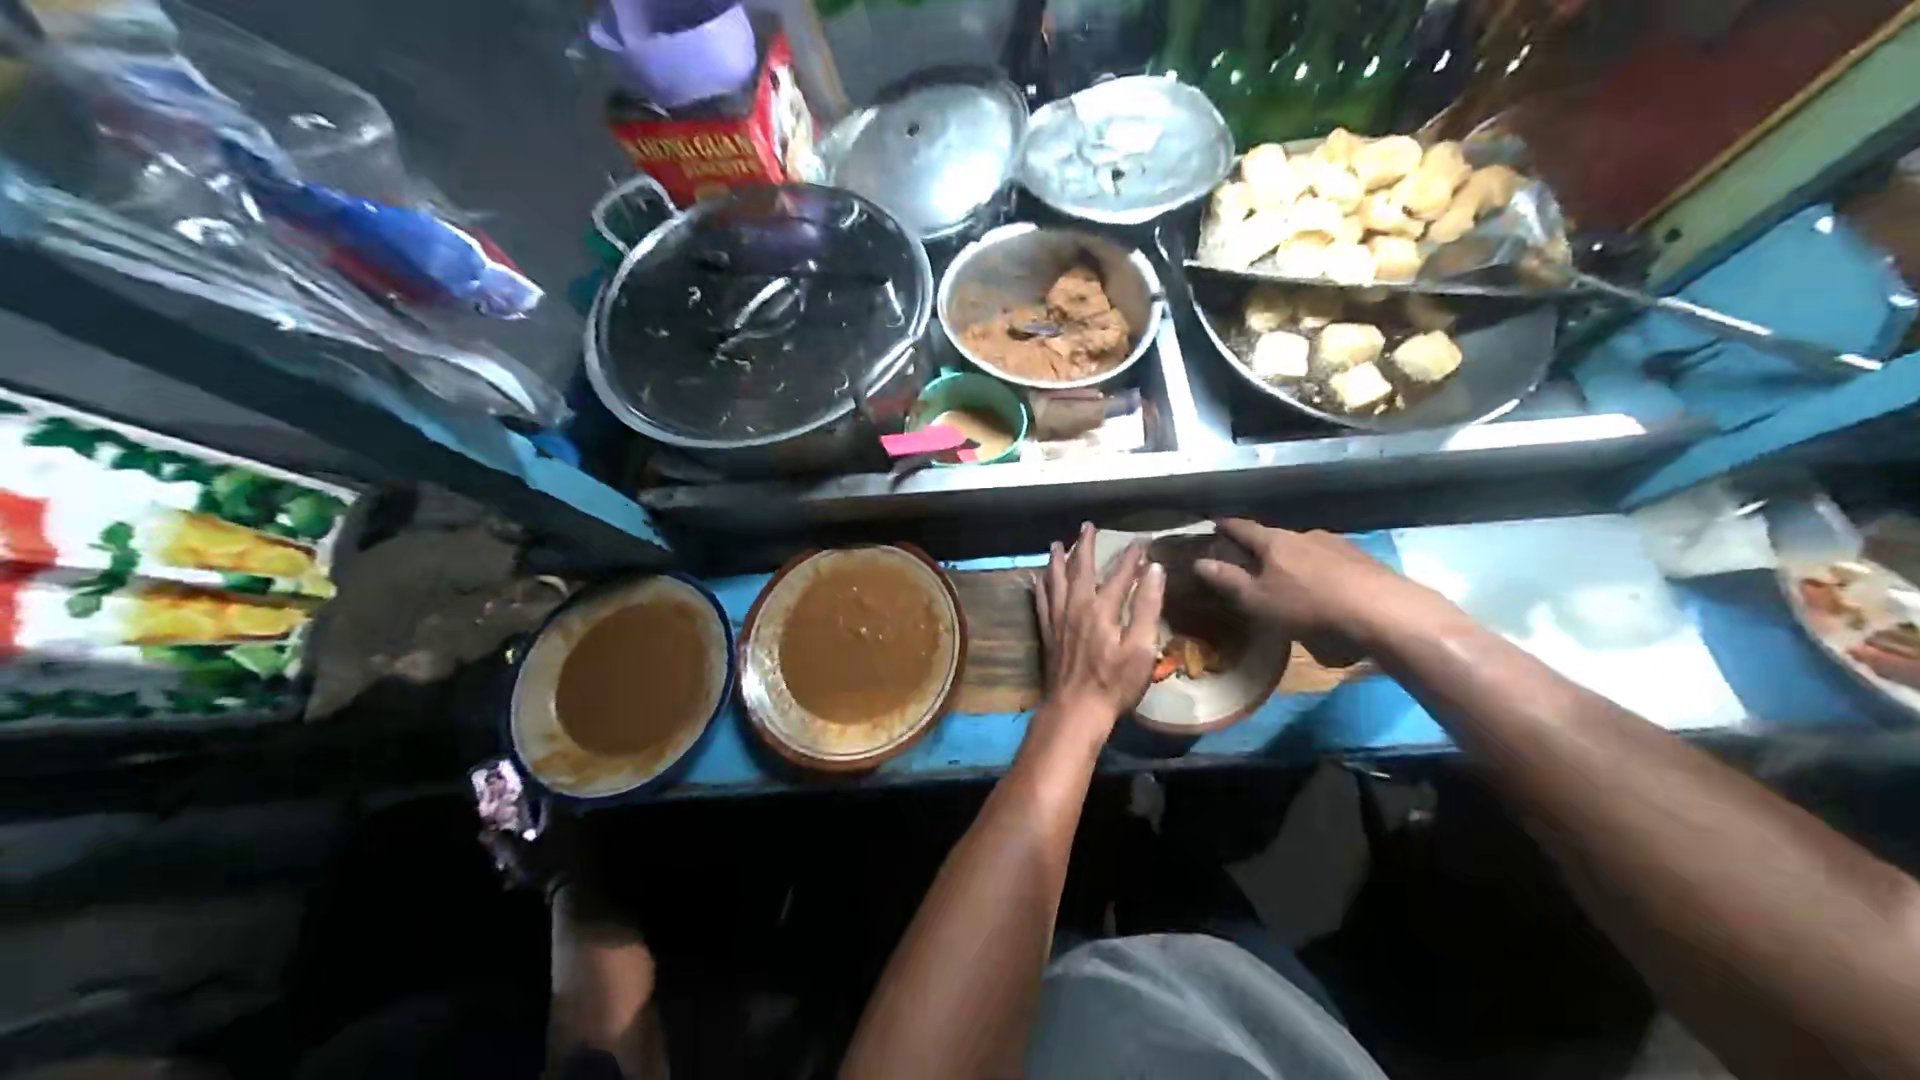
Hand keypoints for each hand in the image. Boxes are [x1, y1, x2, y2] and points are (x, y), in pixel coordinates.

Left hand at [1032, 522, 1164, 740]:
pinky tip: (1036, 578)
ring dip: (1057, 560)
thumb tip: (1154, 569)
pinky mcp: (1047, 632)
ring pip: (1055, 580)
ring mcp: (1057, 619)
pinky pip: (1041, 600)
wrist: (1076, 709)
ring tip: (1056, 544)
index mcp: (1102, 608)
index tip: (1140, 542)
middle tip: (1087, 527)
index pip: (1120, 574)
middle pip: (1079, 568)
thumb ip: (1146, 606)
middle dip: (1085, 546)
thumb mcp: (1141, 647)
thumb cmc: (1115, 683)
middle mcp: (1076, 606)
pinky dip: (1040, 586)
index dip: (1131, 557)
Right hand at [1193, 519, 1444, 663]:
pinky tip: (1324, 587)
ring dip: (1294, 559)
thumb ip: (1227, 580)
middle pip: (1275, 537)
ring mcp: (1336, 544)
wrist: (1381, 610)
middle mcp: (1304, 535)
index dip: (1227, 525)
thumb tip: (1198, 561)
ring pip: (1305, 548)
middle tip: (1251, 559)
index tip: (1215, 521)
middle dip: (1262, 546)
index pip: (1243, 528)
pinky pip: (1330, 560)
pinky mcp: (1362, 558)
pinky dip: (1319, 569)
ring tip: (1290, 576)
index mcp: (1274, 542)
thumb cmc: (1308, 605)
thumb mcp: (1258, 600)